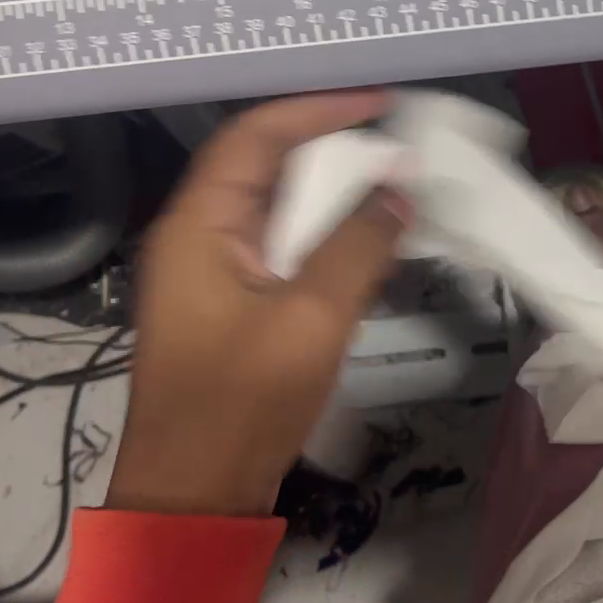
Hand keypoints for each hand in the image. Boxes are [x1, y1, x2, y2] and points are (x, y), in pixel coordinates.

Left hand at [106, 92, 410, 516]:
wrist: (198, 495)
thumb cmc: (242, 404)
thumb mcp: (310, 318)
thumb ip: (359, 245)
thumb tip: (401, 189)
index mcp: (200, 227)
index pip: (257, 139)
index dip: (319, 112)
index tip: (383, 107)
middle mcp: (206, 235)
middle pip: (273, 167)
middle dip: (341, 151)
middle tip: (404, 149)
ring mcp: (225, 268)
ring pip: (290, 207)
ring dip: (346, 194)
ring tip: (403, 187)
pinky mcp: (248, 298)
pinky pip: (298, 244)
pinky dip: (340, 232)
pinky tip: (381, 241)